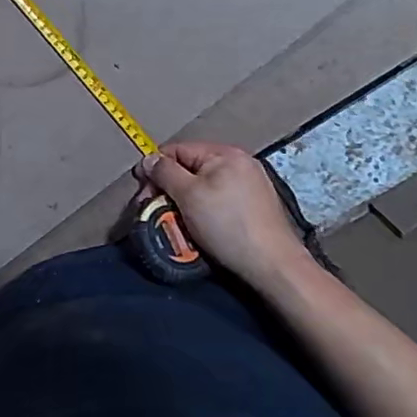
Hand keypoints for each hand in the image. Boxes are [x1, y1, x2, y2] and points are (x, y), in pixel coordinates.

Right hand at [134, 142, 306, 286]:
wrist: (273, 266)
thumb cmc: (227, 225)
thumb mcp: (188, 195)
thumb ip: (164, 172)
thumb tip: (148, 158)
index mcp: (225, 153)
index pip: (177, 150)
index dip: (155, 169)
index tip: (142, 193)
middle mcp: (240, 163)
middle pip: (190, 168)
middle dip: (169, 188)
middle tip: (155, 211)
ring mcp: (251, 185)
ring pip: (204, 186)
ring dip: (185, 202)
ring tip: (176, 222)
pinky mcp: (256, 207)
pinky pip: (219, 200)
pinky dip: (204, 210)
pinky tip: (199, 227)